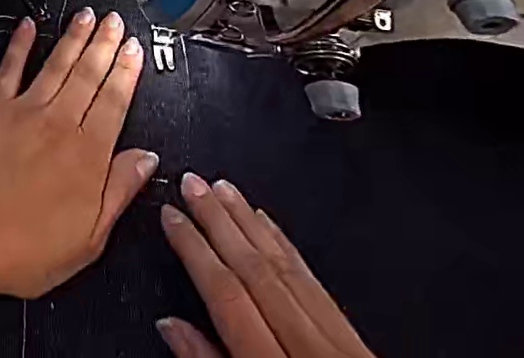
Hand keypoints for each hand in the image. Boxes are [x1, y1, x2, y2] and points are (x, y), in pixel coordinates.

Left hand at [0, 8, 157, 298]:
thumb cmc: (23, 246)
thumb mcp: (88, 237)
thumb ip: (120, 190)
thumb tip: (146, 160)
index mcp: (87, 154)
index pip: (115, 100)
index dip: (127, 71)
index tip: (134, 50)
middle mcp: (61, 123)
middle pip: (90, 73)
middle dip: (105, 43)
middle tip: (115, 20)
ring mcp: (27, 111)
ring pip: (58, 64)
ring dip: (74, 36)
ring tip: (86, 15)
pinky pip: (11, 69)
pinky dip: (20, 45)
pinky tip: (28, 26)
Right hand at [157, 175, 375, 357]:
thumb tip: (169, 327)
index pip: (227, 297)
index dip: (194, 249)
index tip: (171, 215)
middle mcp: (306, 349)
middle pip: (255, 271)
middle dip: (218, 221)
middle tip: (192, 182)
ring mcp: (336, 340)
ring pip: (284, 265)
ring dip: (247, 220)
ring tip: (221, 187)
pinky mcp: (354, 337)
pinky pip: (312, 279)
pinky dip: (285, 244)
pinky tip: (266, 221)